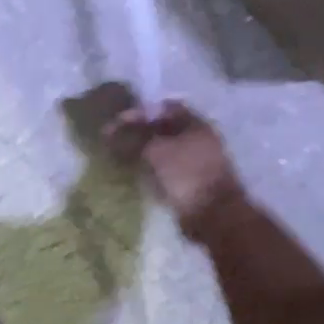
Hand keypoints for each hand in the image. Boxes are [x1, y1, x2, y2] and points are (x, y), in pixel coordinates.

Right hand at [103, 101, 245, 234]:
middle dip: (138, 132)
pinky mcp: (188, 183)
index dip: (141, 111)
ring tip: (118, 156)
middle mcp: (197, 139)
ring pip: (161, 150)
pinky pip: (163, 169)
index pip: (164, 108)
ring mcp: (194, 162)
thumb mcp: (155, 150)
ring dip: (141, 152)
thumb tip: (111, 131)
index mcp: (195, 124)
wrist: (213, 215)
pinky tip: (132, 173)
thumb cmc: (186, 174)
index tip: (119, 120)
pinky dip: (147, 169)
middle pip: (162, 129)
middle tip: (114, 138)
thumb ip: (133, 136)